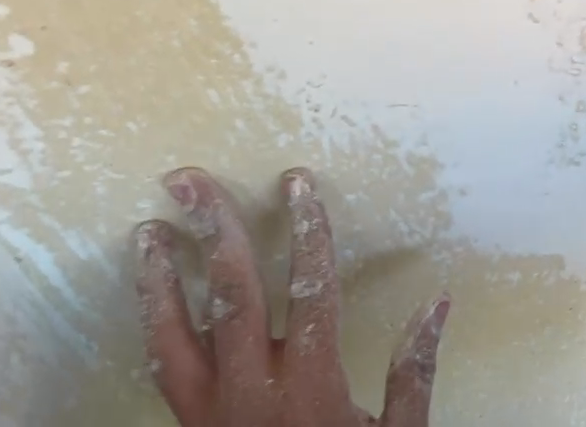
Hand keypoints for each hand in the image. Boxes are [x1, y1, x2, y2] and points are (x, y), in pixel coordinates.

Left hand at [135, 167, 448, 426]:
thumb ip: (413, 373)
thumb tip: (438, 302)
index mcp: (308, 385)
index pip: (310, 291)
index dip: (308, 233)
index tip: (298, 185)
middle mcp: (250, 390)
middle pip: (230, 297)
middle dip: (214, 232)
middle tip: (189, 181)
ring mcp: (208, 410)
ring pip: (177, 333)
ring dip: (161, 277)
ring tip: (147, 228)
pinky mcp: (186, 424)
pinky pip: (162, 366)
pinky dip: (154, 321)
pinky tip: (150, 290)